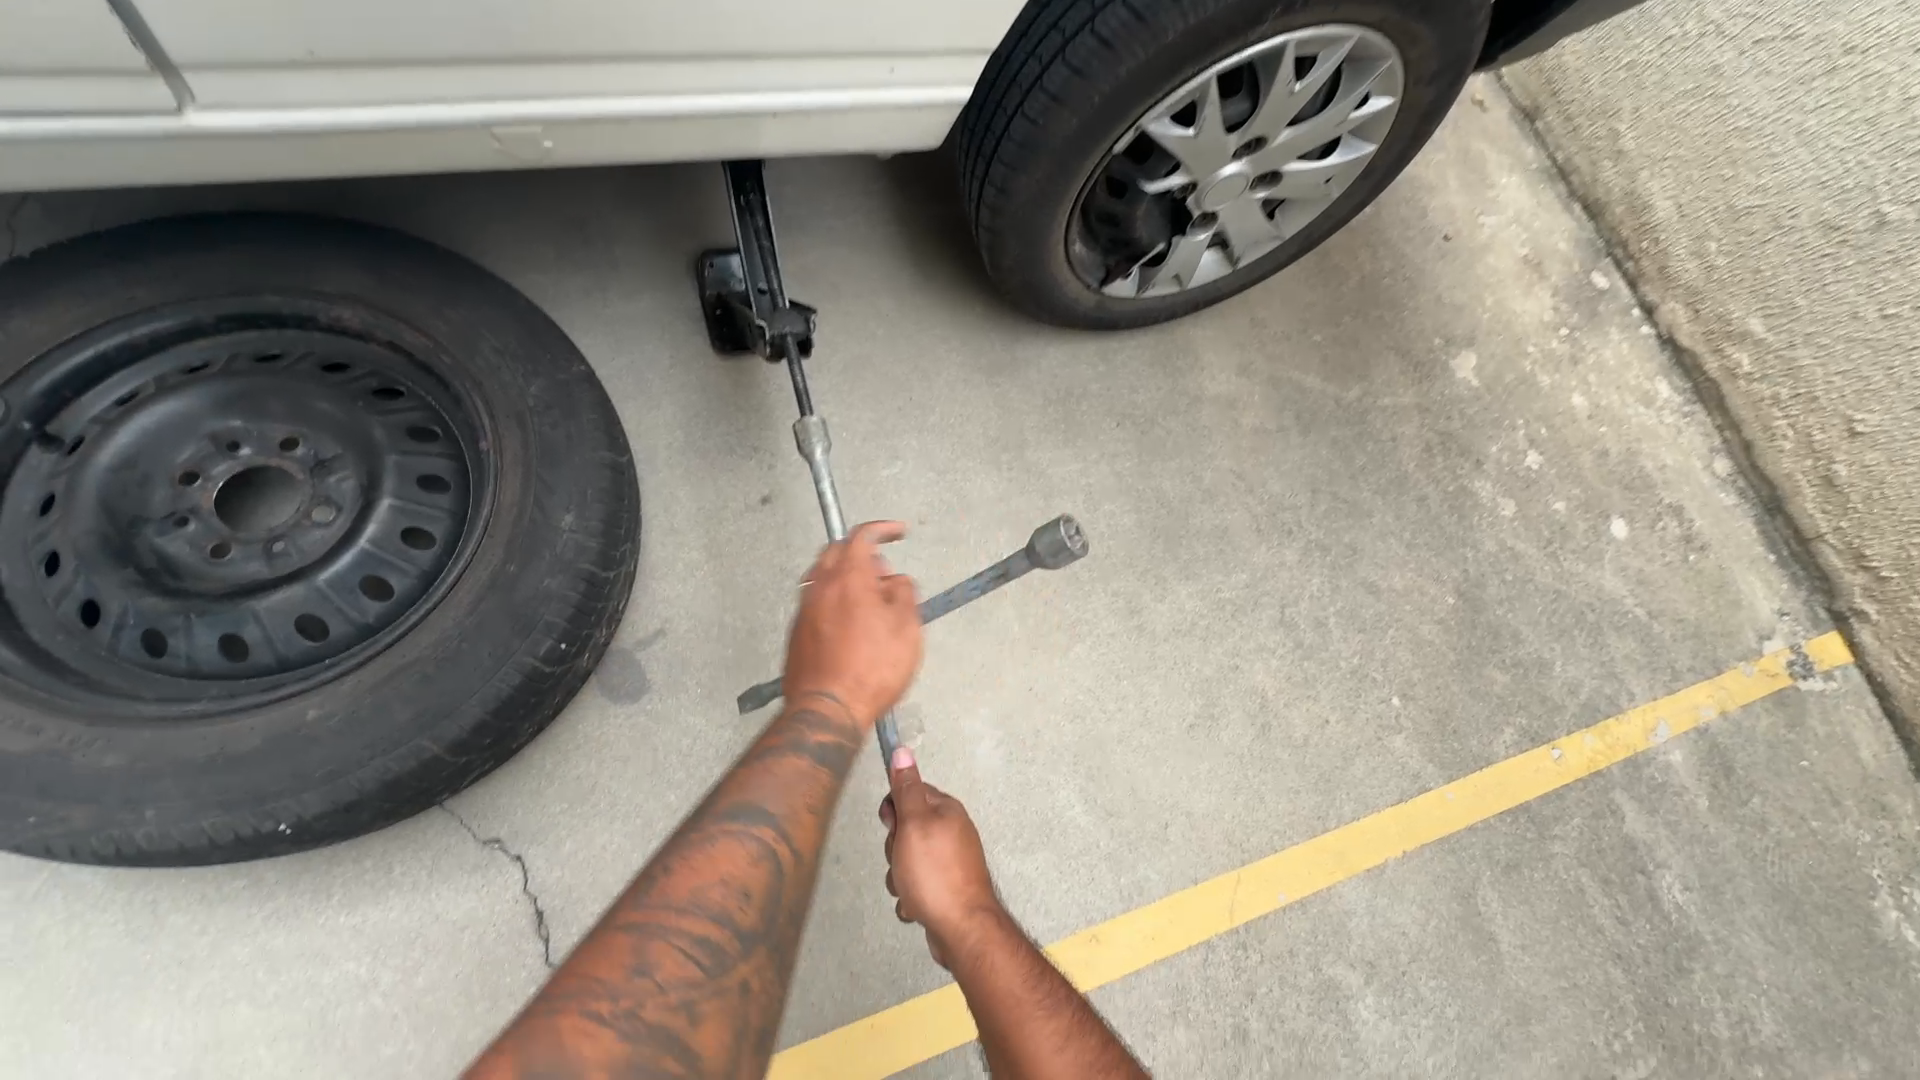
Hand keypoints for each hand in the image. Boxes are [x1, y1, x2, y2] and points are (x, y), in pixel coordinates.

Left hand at [784, 521, 922, 727]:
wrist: (828, 708)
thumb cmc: (873, 668)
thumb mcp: (907, 628)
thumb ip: (904, 592)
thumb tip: (895, 581)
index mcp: (849, 577)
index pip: (862, 536)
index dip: (883, 528)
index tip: (899, 532)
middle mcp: (820, 586)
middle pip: (837, 551)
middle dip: (863, 552)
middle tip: (885, 572)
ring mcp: (804, 609)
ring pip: (823, 577)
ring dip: (847, 577)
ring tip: (870, 600)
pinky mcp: (796, 633)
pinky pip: (816, 602)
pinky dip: (835, 600)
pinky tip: (852, 624)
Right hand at [881, 746, 1001, 967]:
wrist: (962, 929)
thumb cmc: (934, 872)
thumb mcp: (914, 824)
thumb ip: (906, 789)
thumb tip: (901, 750)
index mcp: (946, 810)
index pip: (910, 792)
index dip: (895, 810)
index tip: (893, 826)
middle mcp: (951, 831)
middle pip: (906, 829)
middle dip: (895, 849)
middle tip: (903, 860)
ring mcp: (950, 862)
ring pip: (907, 860)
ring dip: (900, 877)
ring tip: (910, 889)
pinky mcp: (946, 889)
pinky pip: (917, 886)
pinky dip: (911, 897)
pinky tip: (916, 907)